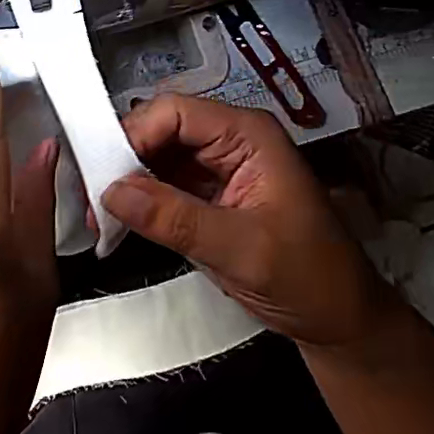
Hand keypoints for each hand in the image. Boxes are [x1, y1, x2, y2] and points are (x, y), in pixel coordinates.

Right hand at [101, 94, 391, 348]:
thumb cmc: (309, 277)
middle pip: (162, 130)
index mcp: (248, 134)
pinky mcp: (208, 195)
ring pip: (157, 156)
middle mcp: (230, 141)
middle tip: (93, 198)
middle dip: (125, 158)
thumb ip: (176, 218)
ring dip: (127, 181)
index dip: (136, 134)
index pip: (177, 113)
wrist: (340, 321)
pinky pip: (163, 184)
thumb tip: (113, 193)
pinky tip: (118, 219)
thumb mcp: (242, 249)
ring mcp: (218, 167)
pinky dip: (139, 200)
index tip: (104, 173)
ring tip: (99, 213)